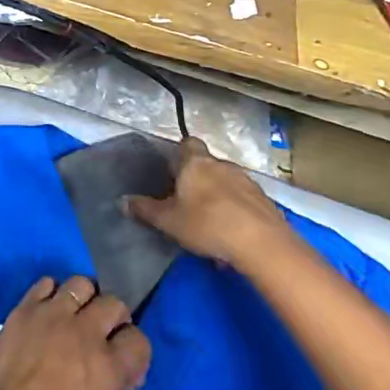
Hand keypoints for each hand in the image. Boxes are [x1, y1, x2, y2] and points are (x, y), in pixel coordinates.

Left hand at [0, 276, 151, 389]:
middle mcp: (84, 333)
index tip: (123, 362)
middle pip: (114, 303)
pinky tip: (48, 312)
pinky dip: (51, 294)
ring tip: (75, 317)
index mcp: (109, 368)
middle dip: (114, 319)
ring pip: (80, 284)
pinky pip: (45, 283)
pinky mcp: (24, 309)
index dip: (134, 351)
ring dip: (84, 299)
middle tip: (101, 335)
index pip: (139, 339)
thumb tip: (117, 377)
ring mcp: (51, 316)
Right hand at [124, 137, 291, 270]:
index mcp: (196, 163)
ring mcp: (249, 183)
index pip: (188, 143)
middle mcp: (223, 166)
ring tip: (210, 221)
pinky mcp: (267, 203)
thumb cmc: (207, 224)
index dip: (180, 152)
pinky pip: (246, 201)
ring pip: (228, 182)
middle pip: (208, 164)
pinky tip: (231, 233)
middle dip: (199, 178)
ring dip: (220, 195)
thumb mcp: (168, 220)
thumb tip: (122, 201)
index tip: (173, 169)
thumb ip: (144, 209)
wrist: (264, 246)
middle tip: (187, 200)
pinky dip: (238, 211)